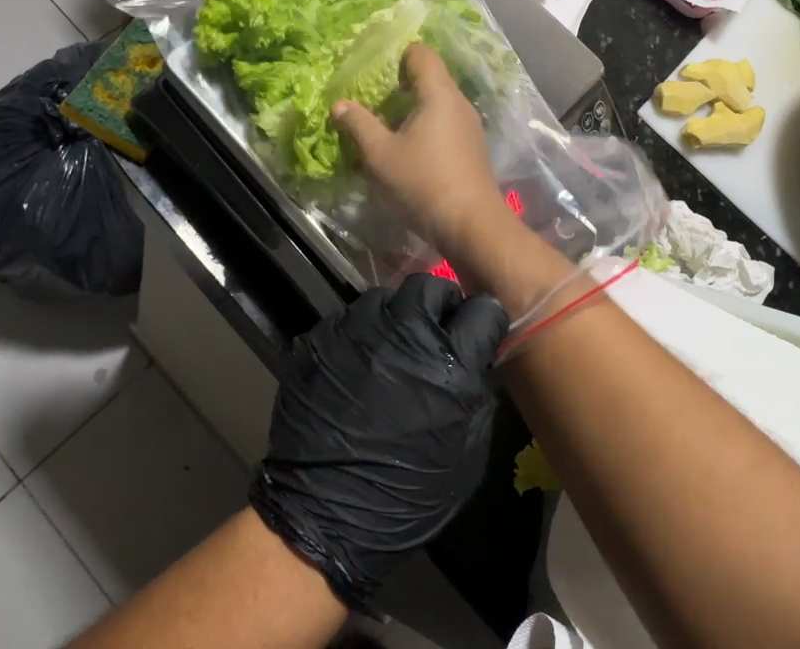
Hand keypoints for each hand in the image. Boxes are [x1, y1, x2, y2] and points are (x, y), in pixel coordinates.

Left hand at [250, 274, 508, 609]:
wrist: (326, 514)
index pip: (481, 309)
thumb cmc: (409, 494)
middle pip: (428, 285)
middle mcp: (401, 334)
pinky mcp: (317, 341)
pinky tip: (355, 367)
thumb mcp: (467, 451)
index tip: (477, 332)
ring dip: (393, 318)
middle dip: (437, 303)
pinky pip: (345, 321)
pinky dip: (357, 336)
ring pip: (381, 298)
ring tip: (390, 350)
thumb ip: (475, 391)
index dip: (482, 319)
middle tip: (434, 331)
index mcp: (449, 365)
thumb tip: (474, 357)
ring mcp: (354, 332)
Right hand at [332, 44, 510, 255]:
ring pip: (435, 106)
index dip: (397, 56)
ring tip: (382, 129)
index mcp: (438, 94)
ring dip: (408, 112)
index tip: (373, 71)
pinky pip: (443, 127)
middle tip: (369, 101)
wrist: (471, 226)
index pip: (421, 54)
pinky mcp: (471, 151)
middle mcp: (458, 104)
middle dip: (397, 87)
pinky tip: (404, 153)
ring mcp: (469, 128)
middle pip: (428, 79)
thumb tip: (340, 105)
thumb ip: (358, 124)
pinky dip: (422, 130)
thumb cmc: (422, 182)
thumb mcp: (379, 154)